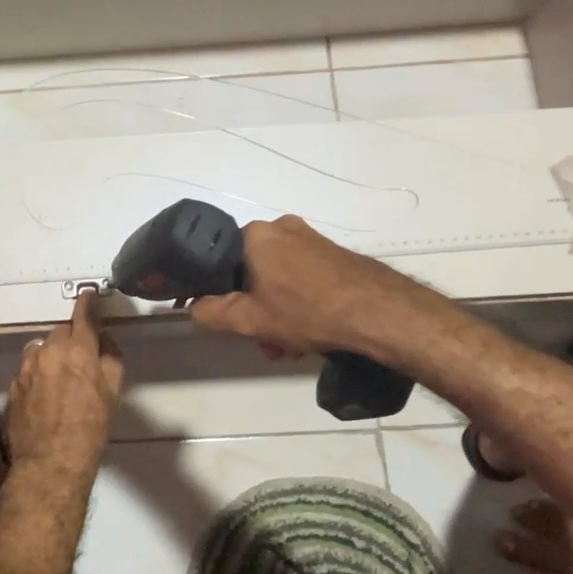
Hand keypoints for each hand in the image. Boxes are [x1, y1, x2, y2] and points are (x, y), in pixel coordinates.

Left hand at [4, 291, 124, 476]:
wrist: (51, 461)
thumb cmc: (90, 428)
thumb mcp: (113, 392)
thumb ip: (111, 358)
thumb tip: (104, 339)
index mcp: (77, 349)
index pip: (83, 316)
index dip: (87, 304)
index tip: (89, 295)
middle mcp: (48, 351)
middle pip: (61, 333)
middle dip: (72, 340)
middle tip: (82, 360)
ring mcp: (26, 367)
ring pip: (42, 349)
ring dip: (52, 356)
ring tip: (61, 381)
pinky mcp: (13, 385)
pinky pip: (29, 370)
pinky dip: (38, 374)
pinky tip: (46, 397)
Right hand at [189, 215, 439, 360]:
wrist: (378, 311)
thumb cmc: (307, 310)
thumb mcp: (248, 319)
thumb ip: (210, 312)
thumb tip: (193, 306)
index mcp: (255, 234)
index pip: (217, 260)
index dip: (215, 292)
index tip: (224, 318)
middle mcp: (281, 227)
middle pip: (249, 272)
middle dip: (253, 309)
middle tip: (265, 341)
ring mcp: (310, 239)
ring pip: (276, 279)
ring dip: (276, 312)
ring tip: (291, 346)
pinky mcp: (332, 254)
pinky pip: (300, 278)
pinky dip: (298, 303)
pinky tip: (309, 333)